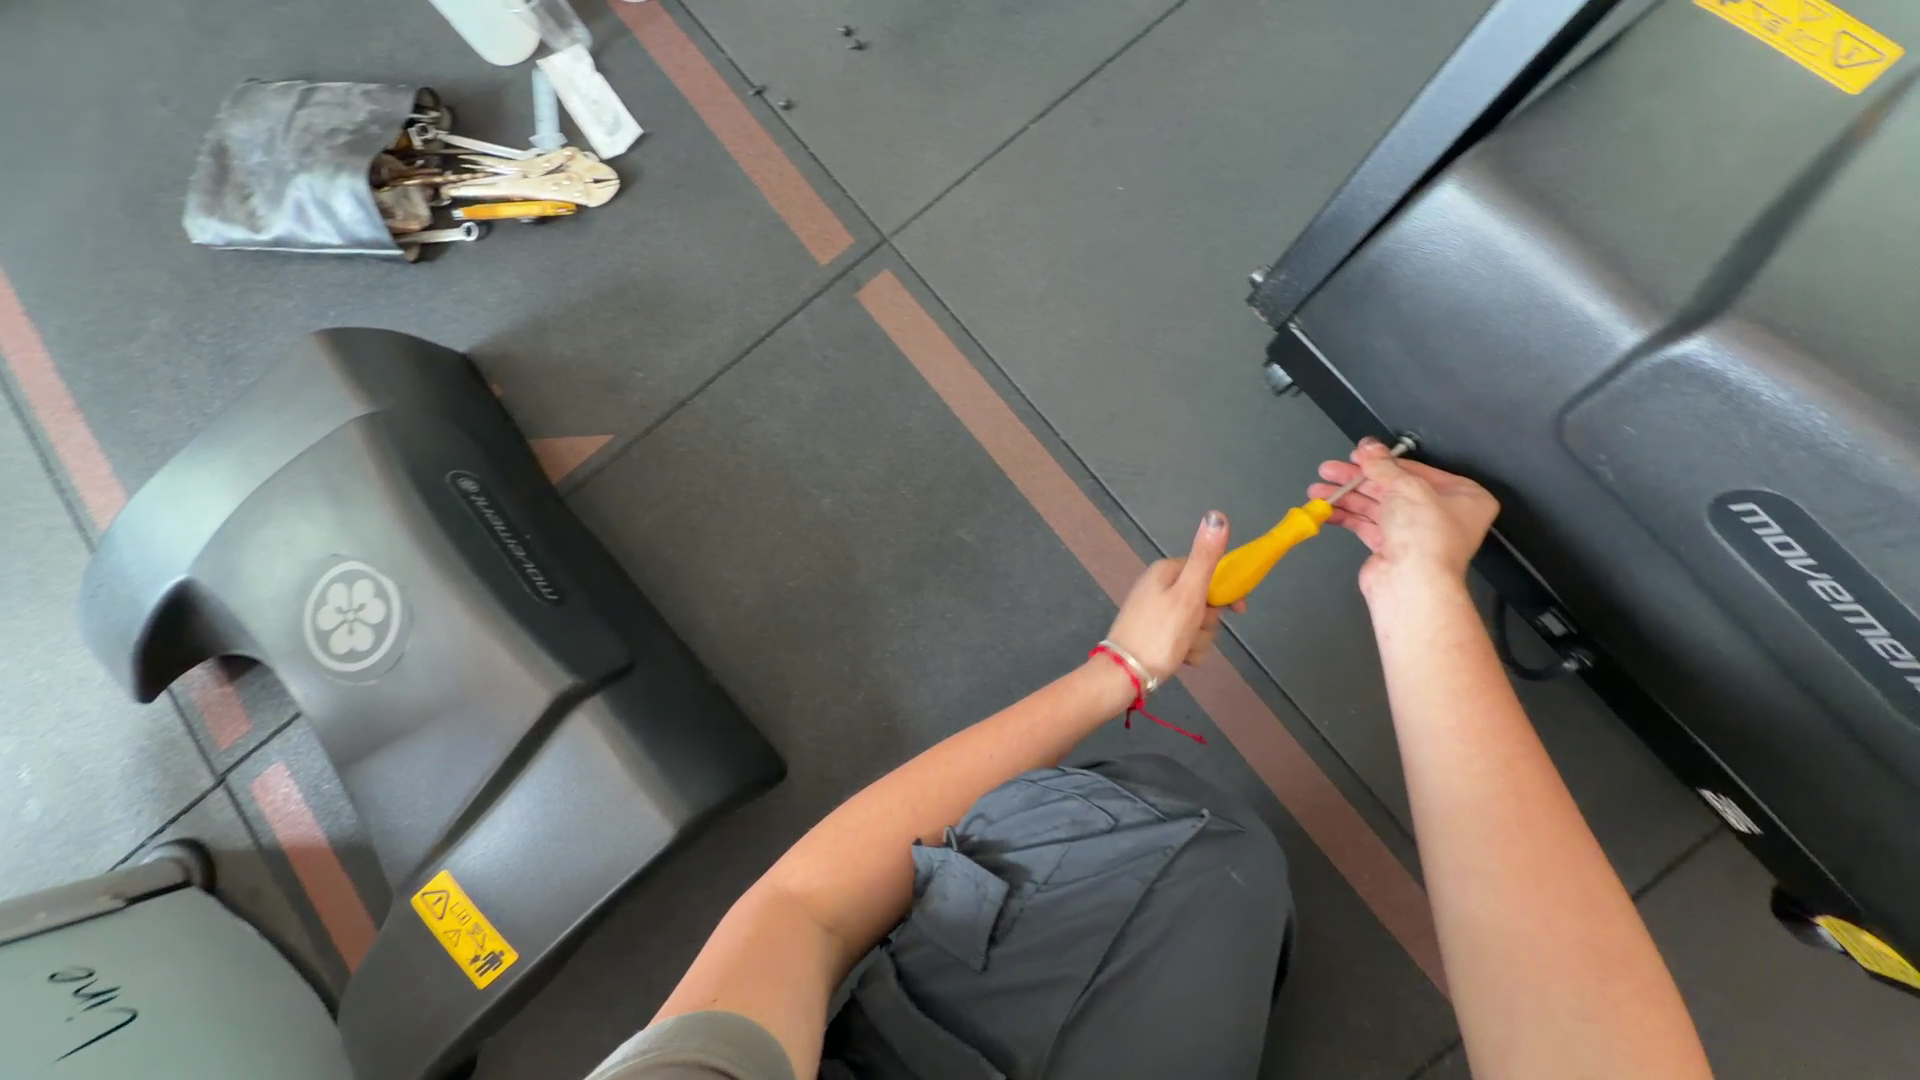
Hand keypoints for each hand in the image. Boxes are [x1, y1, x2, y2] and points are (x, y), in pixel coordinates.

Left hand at [1105, 511, 1242, 680]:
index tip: (1239, 611)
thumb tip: (1217, 514)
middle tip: (1194, 629)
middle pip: (1204, 600)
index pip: (1209, 571)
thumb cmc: (1160, 632)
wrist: (1125, 673)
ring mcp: (1155, 611)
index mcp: (1166, 571)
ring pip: (1197, 623)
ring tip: (1183, 648)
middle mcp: (1159, 586)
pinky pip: (1184, 639)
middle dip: (1208, 622)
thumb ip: (1206, 557)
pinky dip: (1187, 650)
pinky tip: (1179, 658)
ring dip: (1198, 640)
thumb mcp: (1188, 593)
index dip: (1227, 592)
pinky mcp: (1154, 634)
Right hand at [1307, 438, 1498, 602]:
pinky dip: (1346, 516)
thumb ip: (1383, 465)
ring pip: (1375, 506)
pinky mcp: (1391, 547)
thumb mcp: (1406, 487)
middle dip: (1356, 479)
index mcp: (1462, 496)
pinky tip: (1327, 510)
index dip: (1383, 461)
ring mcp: (1415, 532)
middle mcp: (1441, 514)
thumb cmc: (1426, 537)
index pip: (1416, 470)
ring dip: (1345, 497)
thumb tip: (1369, 446)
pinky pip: (1366, 525)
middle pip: (1391, 487)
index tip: (1358, 455)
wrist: (1411, 583)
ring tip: (1318, 491)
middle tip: (1330, 471)